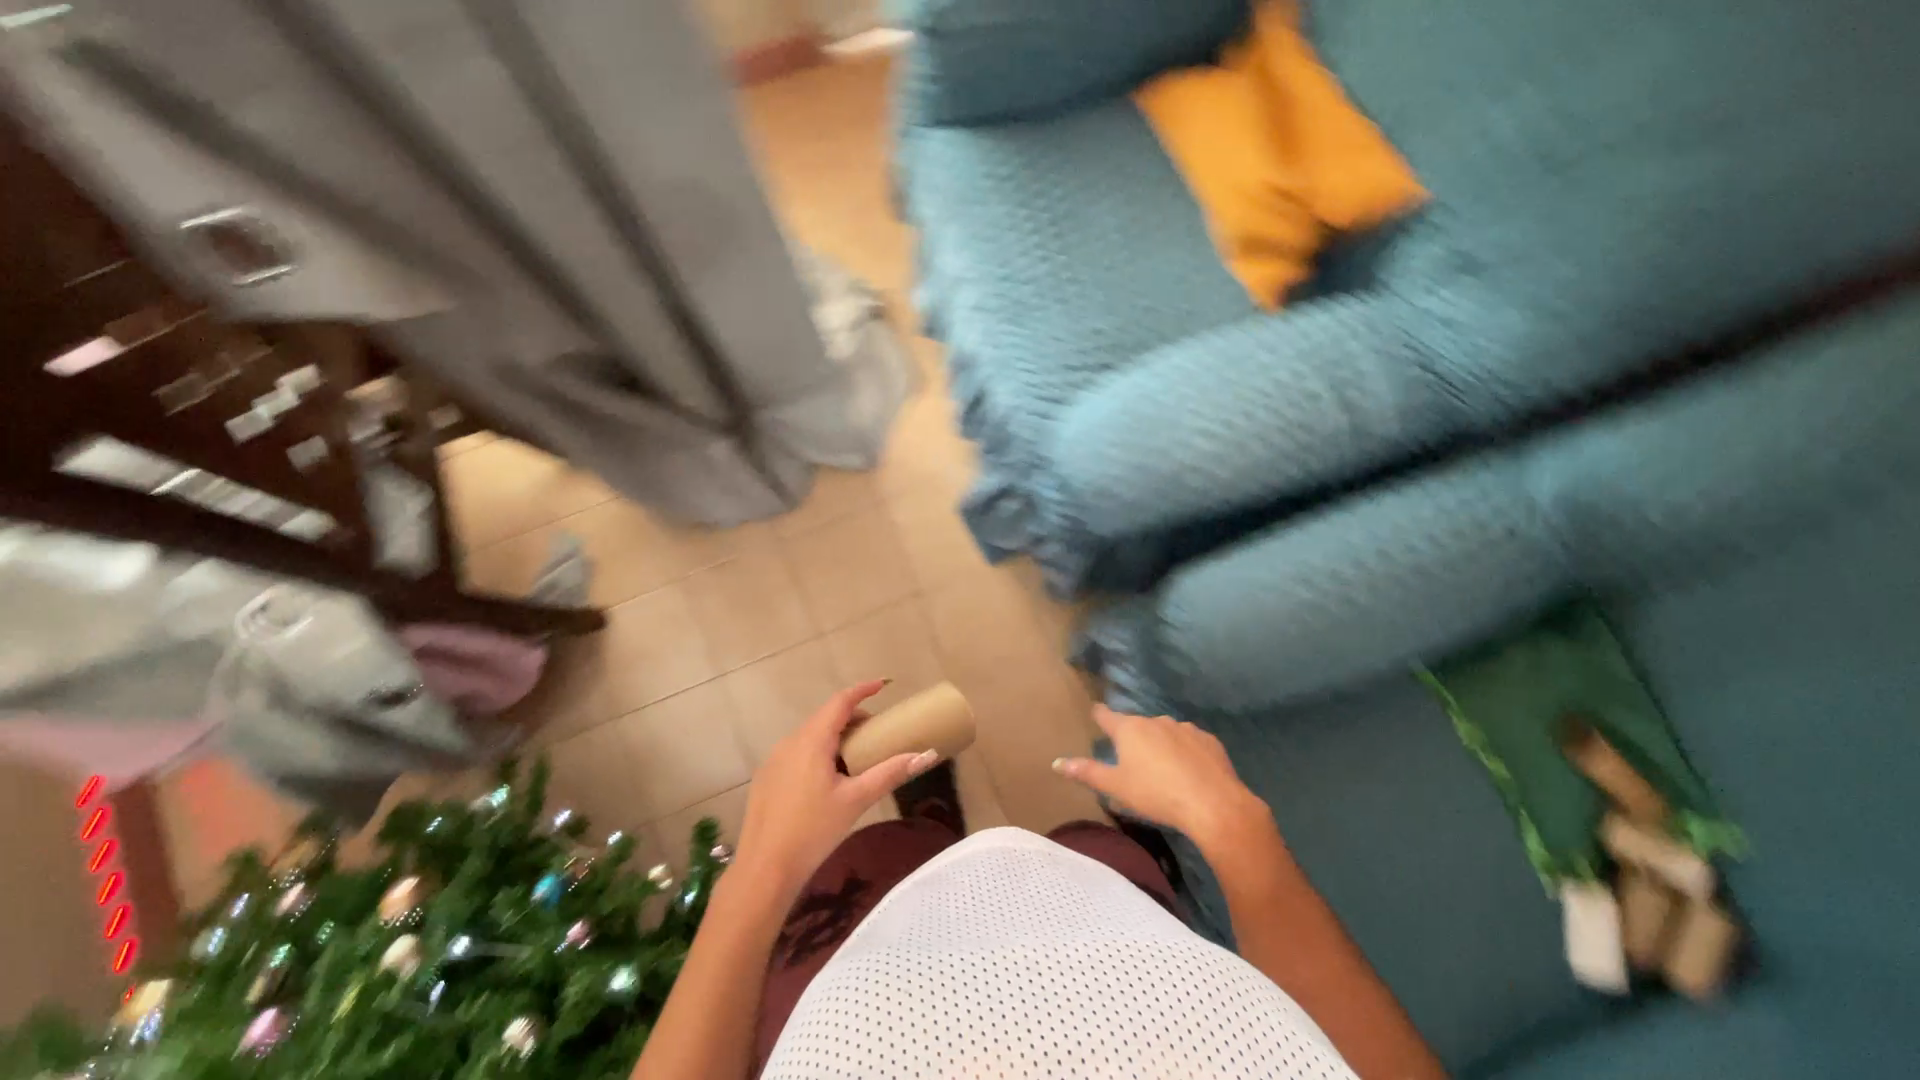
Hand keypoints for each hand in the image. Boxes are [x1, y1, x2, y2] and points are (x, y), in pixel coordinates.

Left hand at [733, 680, 939, 900]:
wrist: (765, 868)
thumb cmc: (813, 830)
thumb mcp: (856, 800)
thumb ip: (890, 774)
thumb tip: (924, 755)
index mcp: (811, 741)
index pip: (839, 703)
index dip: (861, 690)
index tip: (882, 685)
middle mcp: (789, 743)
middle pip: (824, 718)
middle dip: (852, 718)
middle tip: (877, 733)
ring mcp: (773, 760)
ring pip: (809, 736)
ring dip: (834, 737)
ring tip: (857, 757)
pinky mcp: (766, 778)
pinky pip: (796, 752)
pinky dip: (818, 752)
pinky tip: (829, 779)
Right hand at [1054, 707, 1278, 855]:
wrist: (1213, 803)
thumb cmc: (1156, 794)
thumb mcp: (1115, 787)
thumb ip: (1086, 772)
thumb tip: (1056, 762)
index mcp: (1129, 729)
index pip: (1106, 715)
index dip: (1099, 715)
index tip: (1096, 714)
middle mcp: (1156, 721)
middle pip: (1137, 725)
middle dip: (1133, 738)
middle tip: (1132, 761)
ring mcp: (1185, 728)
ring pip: (1165, 732)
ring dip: (1161, 745)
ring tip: (1163, 770)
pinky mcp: (1209, 740)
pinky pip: (1190, 742)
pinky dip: (1185, 752)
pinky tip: (1189, 772)